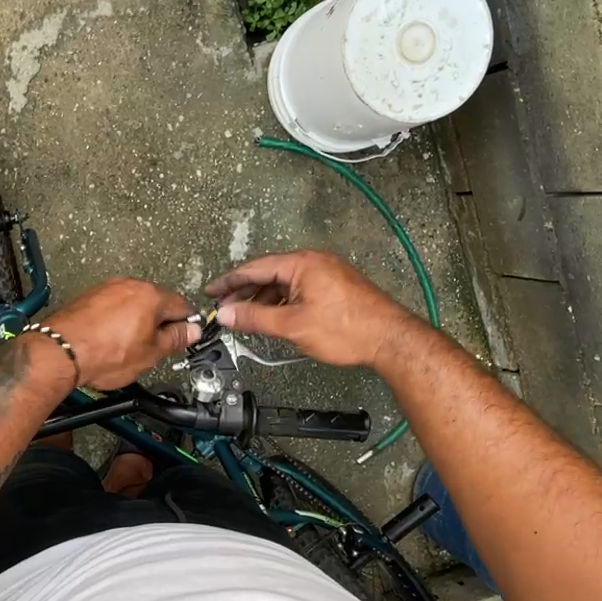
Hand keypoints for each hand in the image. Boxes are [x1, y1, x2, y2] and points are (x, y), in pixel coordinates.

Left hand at [41, 278, 201, 388]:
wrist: (60, 352)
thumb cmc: (102, 353)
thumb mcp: (150, 354)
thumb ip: (175, 339)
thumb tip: (190, 331)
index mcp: (150, 295)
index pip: (182, 306)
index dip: (188, 324)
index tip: (187, 337)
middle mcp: (128, 285)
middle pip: (156, 302)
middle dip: (160, 323)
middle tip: (157, 347)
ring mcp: (106, 289)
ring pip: (133, 304)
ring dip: (137, 321)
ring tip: (129, 347)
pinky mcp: (89, 297)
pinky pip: (112, 307)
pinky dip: (116, 321)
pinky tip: (110, 341)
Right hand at [205, 250, 419, 367]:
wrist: (389, 339)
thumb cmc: (348, 329)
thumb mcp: (291, 325)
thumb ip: (254, 317)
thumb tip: (228, 313)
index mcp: (301, 264)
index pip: (254, 268)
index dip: (229, 281)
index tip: (212, 291)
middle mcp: (314, 262)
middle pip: (268, 274)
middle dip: (244, 291)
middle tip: (225, 306)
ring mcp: (325, 273)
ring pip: (283, 283)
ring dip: (263, 299)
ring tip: (246, 317)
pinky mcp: (334, 286)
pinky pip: (298, 289)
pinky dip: (281, 302)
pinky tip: (274, 317)